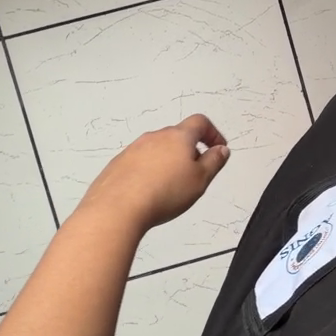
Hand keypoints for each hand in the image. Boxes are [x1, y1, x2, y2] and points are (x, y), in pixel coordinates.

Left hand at [75, 114, 231, 232]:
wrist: (114, 212)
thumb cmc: (162, 194)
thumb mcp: (201, 180)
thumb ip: (215, 161)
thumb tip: (221, 150)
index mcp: (178, 136)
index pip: (200, 122)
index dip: (212, 134)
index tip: (217, 149)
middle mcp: (154, 137)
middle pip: (177, 135)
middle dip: (189, 150)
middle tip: (194, 172)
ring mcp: (131, 151)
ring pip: (156, 150)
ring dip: (166, 161)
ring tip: (169, 186)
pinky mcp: (114, 166)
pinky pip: (137, 164)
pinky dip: (146, 173)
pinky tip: (147, 194)